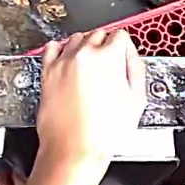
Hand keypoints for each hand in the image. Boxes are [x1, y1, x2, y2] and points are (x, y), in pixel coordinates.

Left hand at [35, 29, 144, 184]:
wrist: (74, 150)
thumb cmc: (103, 133)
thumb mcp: (136, 101)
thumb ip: (136, 70)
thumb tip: (131, 56)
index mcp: (108, 58)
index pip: (120, 35)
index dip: (124, 47)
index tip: (122, 54)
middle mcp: (84, 55)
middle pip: (98, 34)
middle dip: (106, 46)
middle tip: (108, 64)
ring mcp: (63, 62)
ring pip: (77, 38)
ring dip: (85, 47)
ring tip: (90, 66)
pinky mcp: (47, 71)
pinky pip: (53, 48)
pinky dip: (61, 50)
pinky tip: (68, 60)